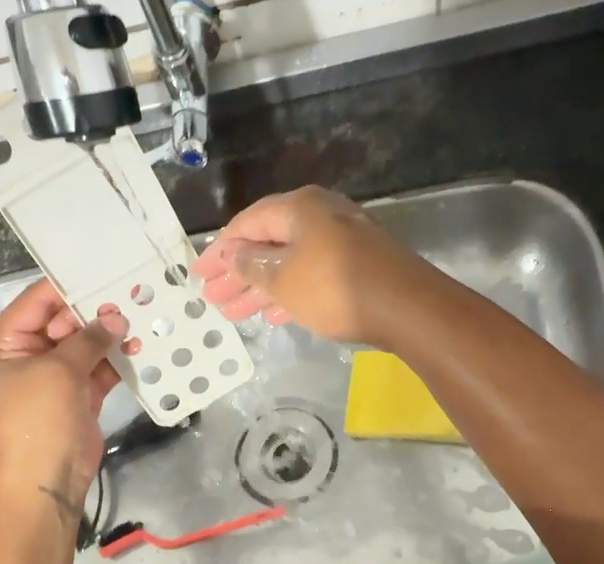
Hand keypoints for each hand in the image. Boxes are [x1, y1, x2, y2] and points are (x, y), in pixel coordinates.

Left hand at [0, 280, 125, 508]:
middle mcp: (31, 356)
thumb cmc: (38, 419)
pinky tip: (142, 347)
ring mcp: (57, 378)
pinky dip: (118, 362)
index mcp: (9, 344)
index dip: (65, 287)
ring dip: (111, 336)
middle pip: (64, 322)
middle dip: (95, 312)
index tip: (101, 271)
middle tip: (131, 294)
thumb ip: (87, 340)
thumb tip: (115, 317)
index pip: (36, 302)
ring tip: (142, 317)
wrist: (45, 479)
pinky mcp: (81, 398)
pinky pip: (100, 371)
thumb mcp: (58, 372)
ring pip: (86, 347)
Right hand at [191, 186, 430, 343]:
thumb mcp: (284, 279)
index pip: (246, 223)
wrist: (405, 307)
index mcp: (298, 208)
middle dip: (237, 274)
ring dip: (261, 288)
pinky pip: (311, 277)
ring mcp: (341, 243)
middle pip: (268, 243)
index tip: (198, 274)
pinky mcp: (356, 269)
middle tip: (211, 299)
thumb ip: (253, 266)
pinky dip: (290, 294)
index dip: (219, 250)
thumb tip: (231, 254)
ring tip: (234, 313)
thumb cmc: (335, 287)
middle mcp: (320, 217)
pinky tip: (275, 315)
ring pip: (289, 263)